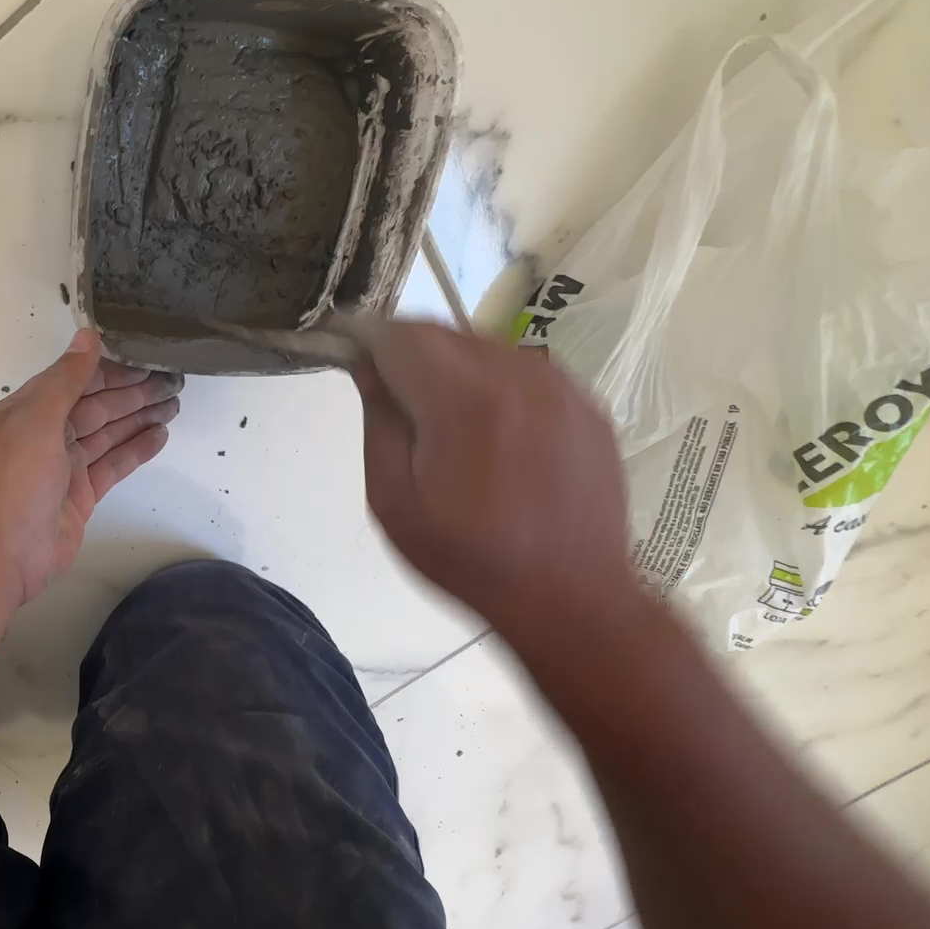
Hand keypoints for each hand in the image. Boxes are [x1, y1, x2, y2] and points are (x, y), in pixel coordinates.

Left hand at [0, 329, 181, 605]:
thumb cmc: (10, 483)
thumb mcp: (34, 421)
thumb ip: (65, 379)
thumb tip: (87, 336)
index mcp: (23, 413)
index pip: (71, 380)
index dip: (107, 368)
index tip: (143, 356)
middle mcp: (41, 436)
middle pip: (93, 406)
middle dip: (130, 392)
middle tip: (172, 378)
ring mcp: (61, 468)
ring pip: (106, 434)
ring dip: (138, 417)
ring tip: (175, 401)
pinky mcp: (79, 497)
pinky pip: (111, 466)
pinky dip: (135, 450)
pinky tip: (160, 435)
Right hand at [356, 321, 640, 641]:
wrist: (569, 596)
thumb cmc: (465, 557)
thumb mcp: (392, 499)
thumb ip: (379, 421)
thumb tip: (366, 368)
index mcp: (465, 402)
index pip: (400, 336)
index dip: (364, 337)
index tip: (344, 350)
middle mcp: (519, 377)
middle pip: (442, 331)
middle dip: (402, 348)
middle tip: (381, 385)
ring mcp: (561, 386)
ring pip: (482, 344)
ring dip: (445, 362)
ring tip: (430, 411)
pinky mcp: (585, 402)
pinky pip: (521, 368)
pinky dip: (487, 379)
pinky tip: (479, 424)